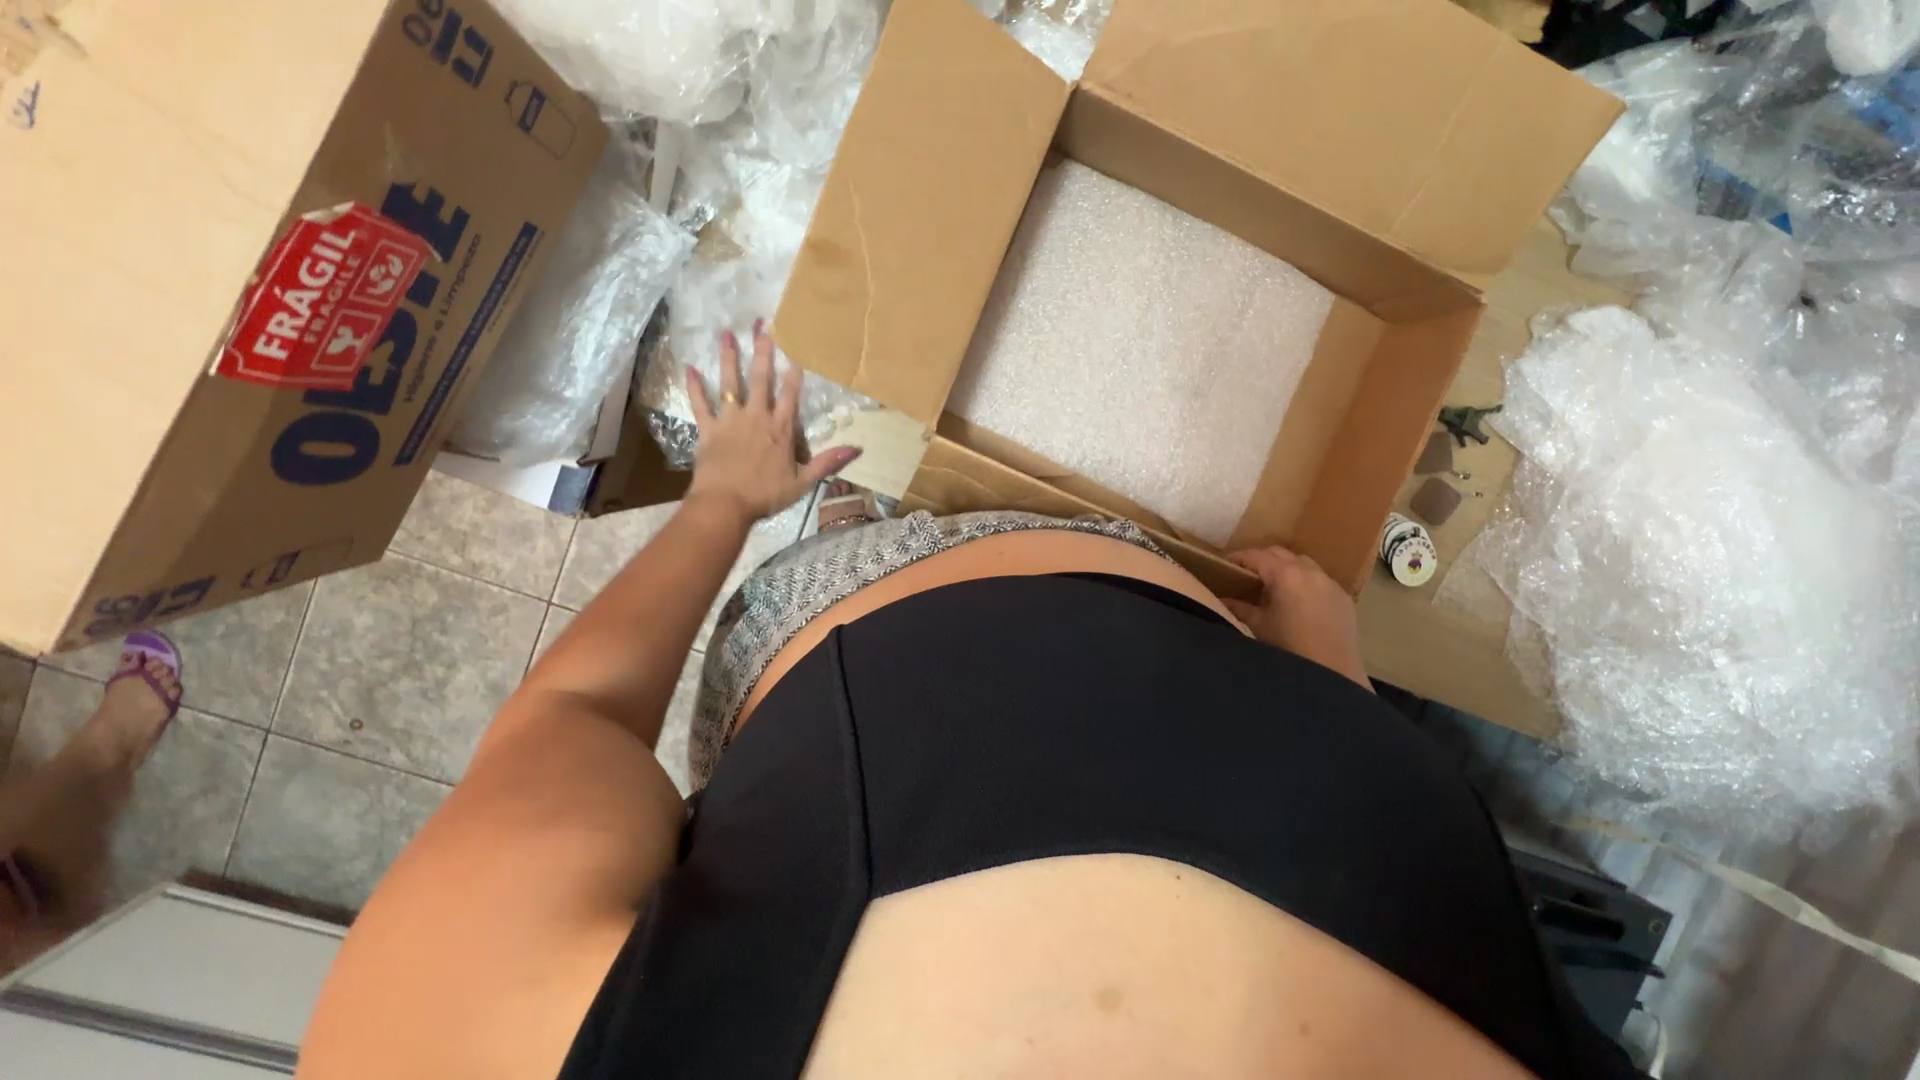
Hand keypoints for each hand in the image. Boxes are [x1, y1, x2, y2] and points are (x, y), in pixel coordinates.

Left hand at [685, 322, 860, 524]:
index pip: (790, 394)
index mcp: (780, 430)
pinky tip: (689, 368)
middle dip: (763, 351)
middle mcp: (756, 417)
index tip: (796, 348)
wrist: (725, 504)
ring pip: (730, 383)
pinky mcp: (708, 429)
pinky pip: (700, 404)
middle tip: (762, 325)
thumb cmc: (765, 495)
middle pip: (761, 379)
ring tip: (727, 333)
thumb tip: (857, 449)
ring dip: (729, 357)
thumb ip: (828, 463)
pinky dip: (694, 386)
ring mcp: (730, 420)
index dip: (794, 371)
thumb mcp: (803, 483)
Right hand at [1223, 546, 1370, 690]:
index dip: (1238, 558)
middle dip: (1261, 560)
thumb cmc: (1289, 647)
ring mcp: (1329, 582)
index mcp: (1285, 575)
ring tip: (1274, 586)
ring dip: (1286, 567)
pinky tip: (1298, 602)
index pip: (1256, 556)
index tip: (1225, 564)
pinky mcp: (1342, 596)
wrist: (1332, 671)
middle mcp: (1309, 571)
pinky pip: (1319, 579)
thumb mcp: (1259, 626)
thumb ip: (1239, 608)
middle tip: (1247, 575)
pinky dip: (1305, 582)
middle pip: (1280, 553)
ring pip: (1302, 562)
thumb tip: (1222, 600)